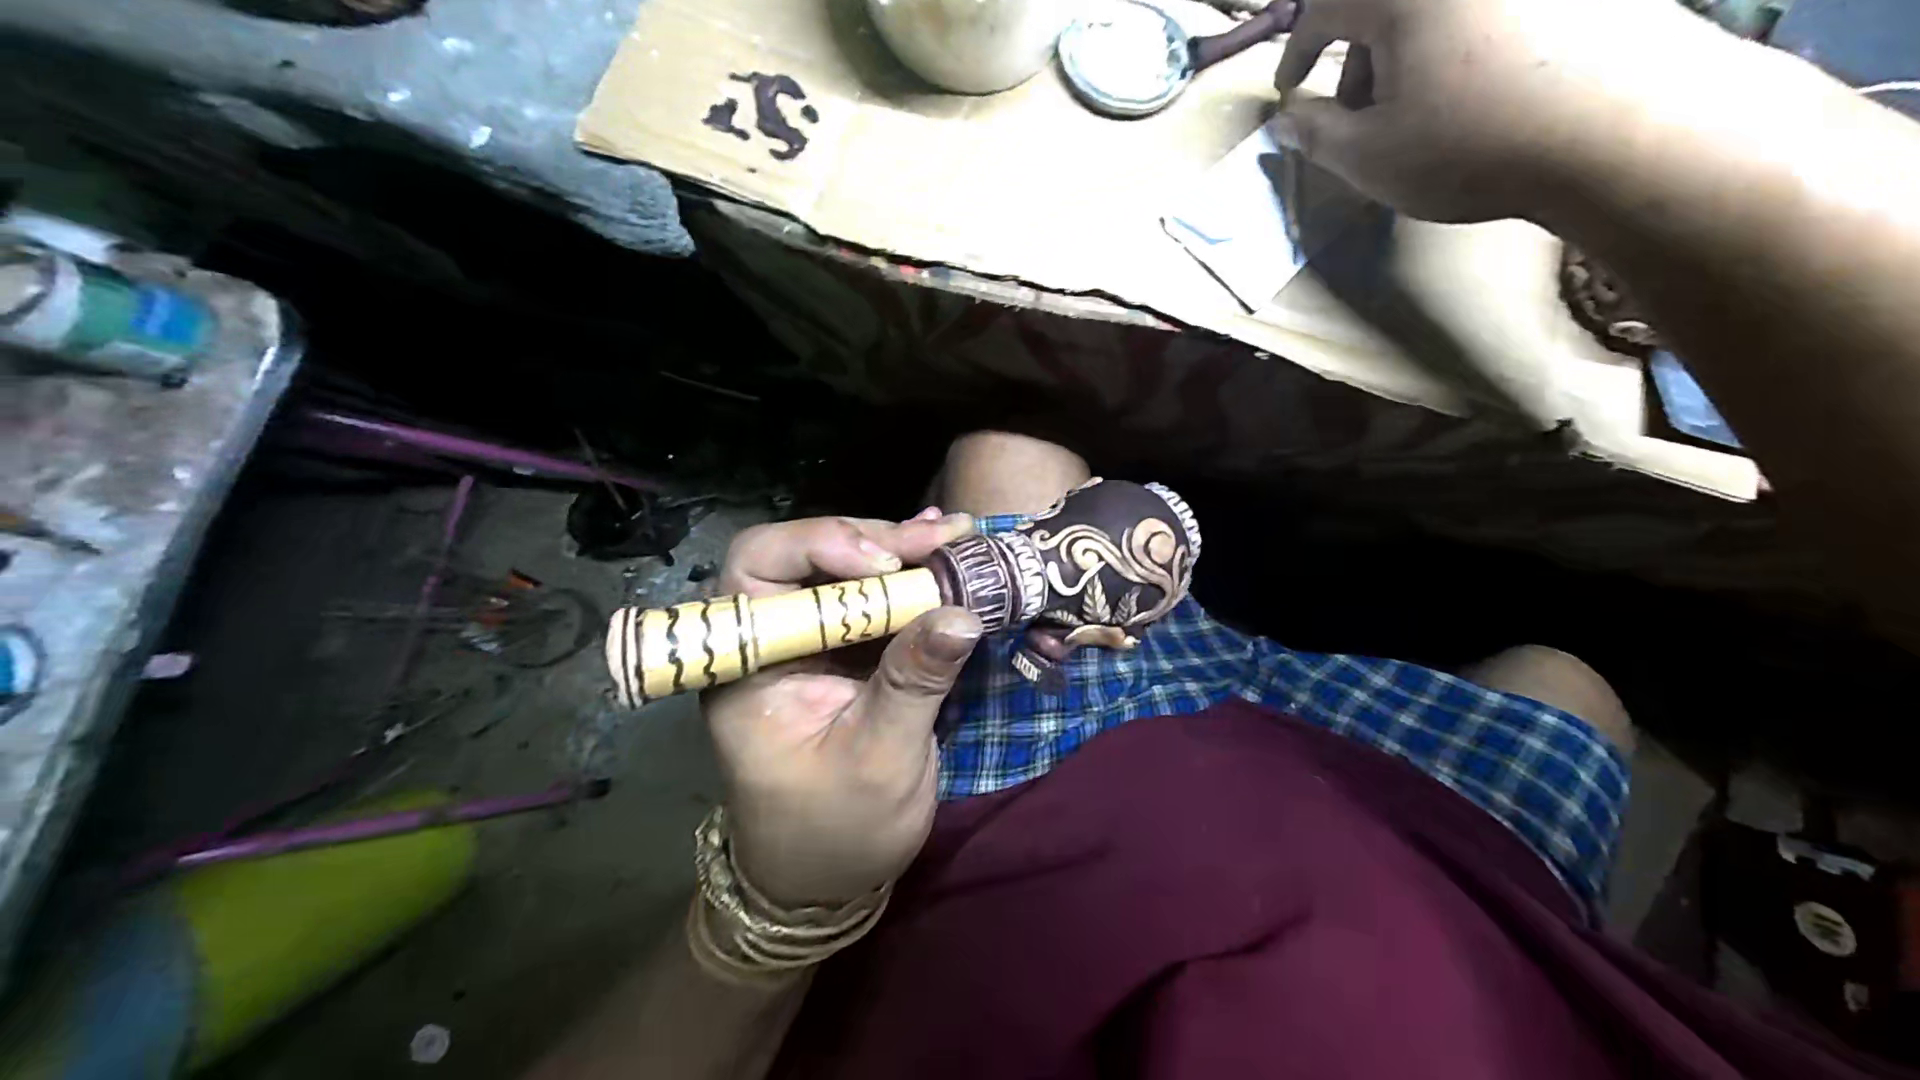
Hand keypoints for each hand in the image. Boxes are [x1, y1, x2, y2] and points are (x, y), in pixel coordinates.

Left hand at [704, 511, 981, 905]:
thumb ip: (913, 682)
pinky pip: (876, 599)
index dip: (818, 545)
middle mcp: (773, 640)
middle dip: (875, 542)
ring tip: (953, 537)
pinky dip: (911, 575)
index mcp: (748, 665)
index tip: (885, 565)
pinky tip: (942, 551)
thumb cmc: (836, 832)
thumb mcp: (879, 761)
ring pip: (847, 571)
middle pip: (807, 557)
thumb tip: (962, 613)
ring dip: (901, 551)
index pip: (757, 568)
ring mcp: (811, 643)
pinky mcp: (846, 652)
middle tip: (940, 539)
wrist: (827, 879)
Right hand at [1271, 0, 1725, 223]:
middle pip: (1385, 4)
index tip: (1291, 89)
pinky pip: (1490, 11)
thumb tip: (1290, 117)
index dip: (1298, 51)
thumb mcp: (1367, 156)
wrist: (1626, 127)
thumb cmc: (1472, 145)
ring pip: (1436, 8)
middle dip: (1360, 57)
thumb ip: (1314, 133)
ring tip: (1421, 110)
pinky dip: (1464, 40)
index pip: (1325, 5)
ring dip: (1410, 50)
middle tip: (1361, 117)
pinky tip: (1477, 88)